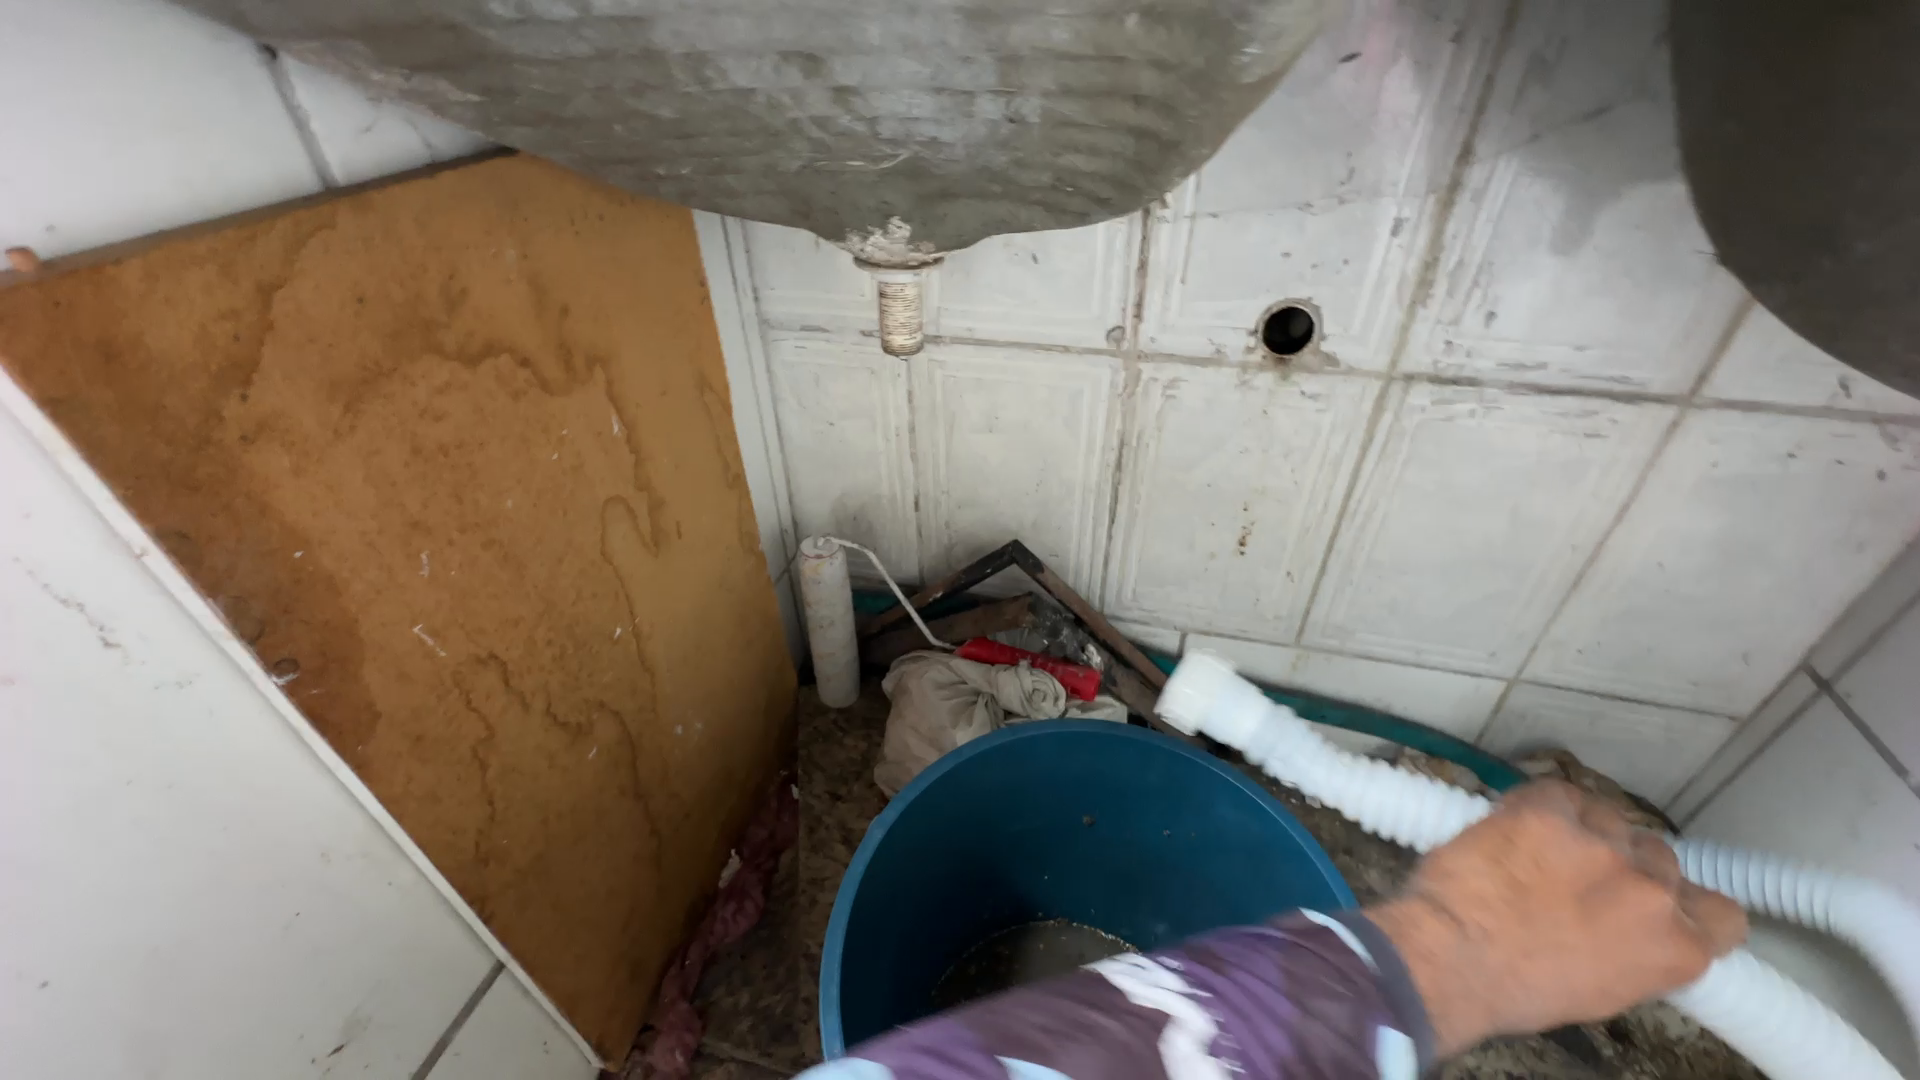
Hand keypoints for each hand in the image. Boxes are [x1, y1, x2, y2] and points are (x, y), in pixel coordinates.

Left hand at [1367, 779, 1747, 1055]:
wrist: (1458, 955)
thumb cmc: (1520, 987)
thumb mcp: (1606, 986)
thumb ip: (1634, 948)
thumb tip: (1625, 926)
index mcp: (1679, 948)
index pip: (1719, 912)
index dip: (1682, 902)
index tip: (1649, 899)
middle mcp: (1652, 890)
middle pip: (1658, 856)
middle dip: (1624, 863)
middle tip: (1578, 872)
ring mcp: (1598, 846)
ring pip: (1609, 818)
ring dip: (1584, 828)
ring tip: (1543, 846)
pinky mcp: (1544, 813)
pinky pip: (1557, 791)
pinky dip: (1541, 802)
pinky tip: (1519, 819)